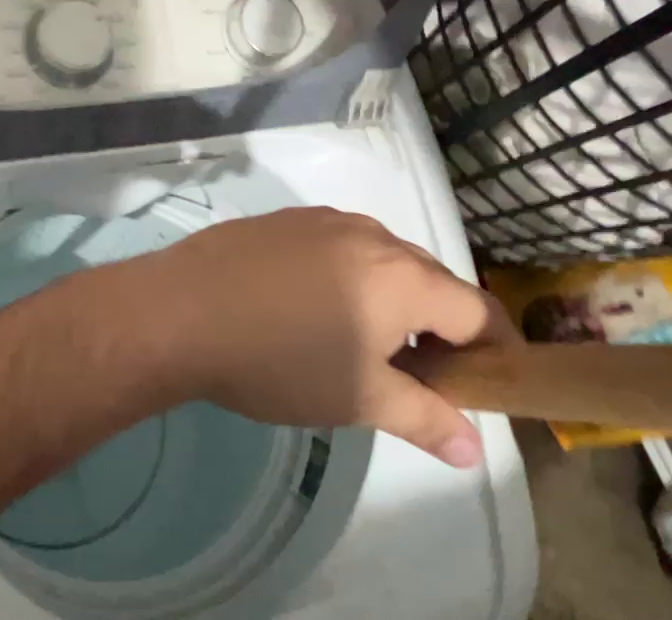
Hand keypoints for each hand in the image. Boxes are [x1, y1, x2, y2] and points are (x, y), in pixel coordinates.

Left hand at [138, 206, 514, 468]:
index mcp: (402, 274)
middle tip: (424, 377)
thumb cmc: (277, 360)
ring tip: (365, 347)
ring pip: (381, 261)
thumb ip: (424, 420)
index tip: (491, 385)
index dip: (494, 350)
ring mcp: (320, 221)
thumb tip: (473, 450)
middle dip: (440, 327)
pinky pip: (336, 249)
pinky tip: (311, 312)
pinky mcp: (280, 222)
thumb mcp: (358, 398)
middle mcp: (370, 234)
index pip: (478, 309)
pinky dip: (347, 280)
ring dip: (391, 301)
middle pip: (431, 280)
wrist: (177, 312)